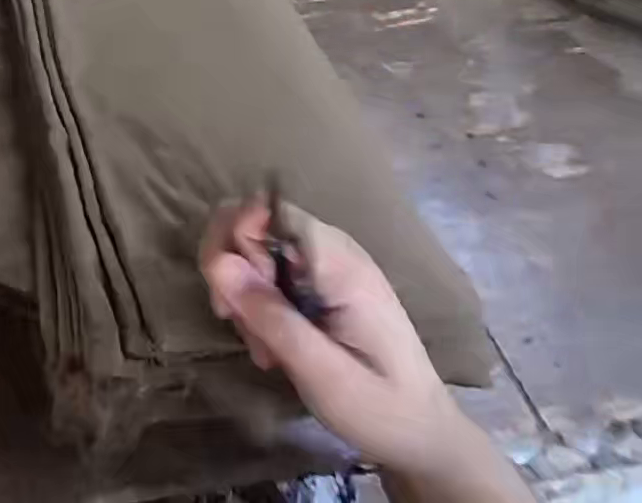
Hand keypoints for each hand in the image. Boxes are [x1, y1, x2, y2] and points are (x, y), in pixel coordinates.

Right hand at [199, 201, 528, 501]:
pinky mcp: (314, 275)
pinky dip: (253, 299)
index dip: (239, 242)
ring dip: (240, 291)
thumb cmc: (381, 407)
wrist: (423, 433)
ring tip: (262, 347)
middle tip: (238, 323)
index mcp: (336, 259)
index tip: (242, 297)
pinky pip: (264, 266)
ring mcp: (320, 258)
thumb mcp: (323, 374)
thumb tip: (217, 261)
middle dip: (231, 270)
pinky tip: (268, 340)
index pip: (264, 209)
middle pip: (248, 221)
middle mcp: (326, 244)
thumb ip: (270, 316)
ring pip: (249, 244)